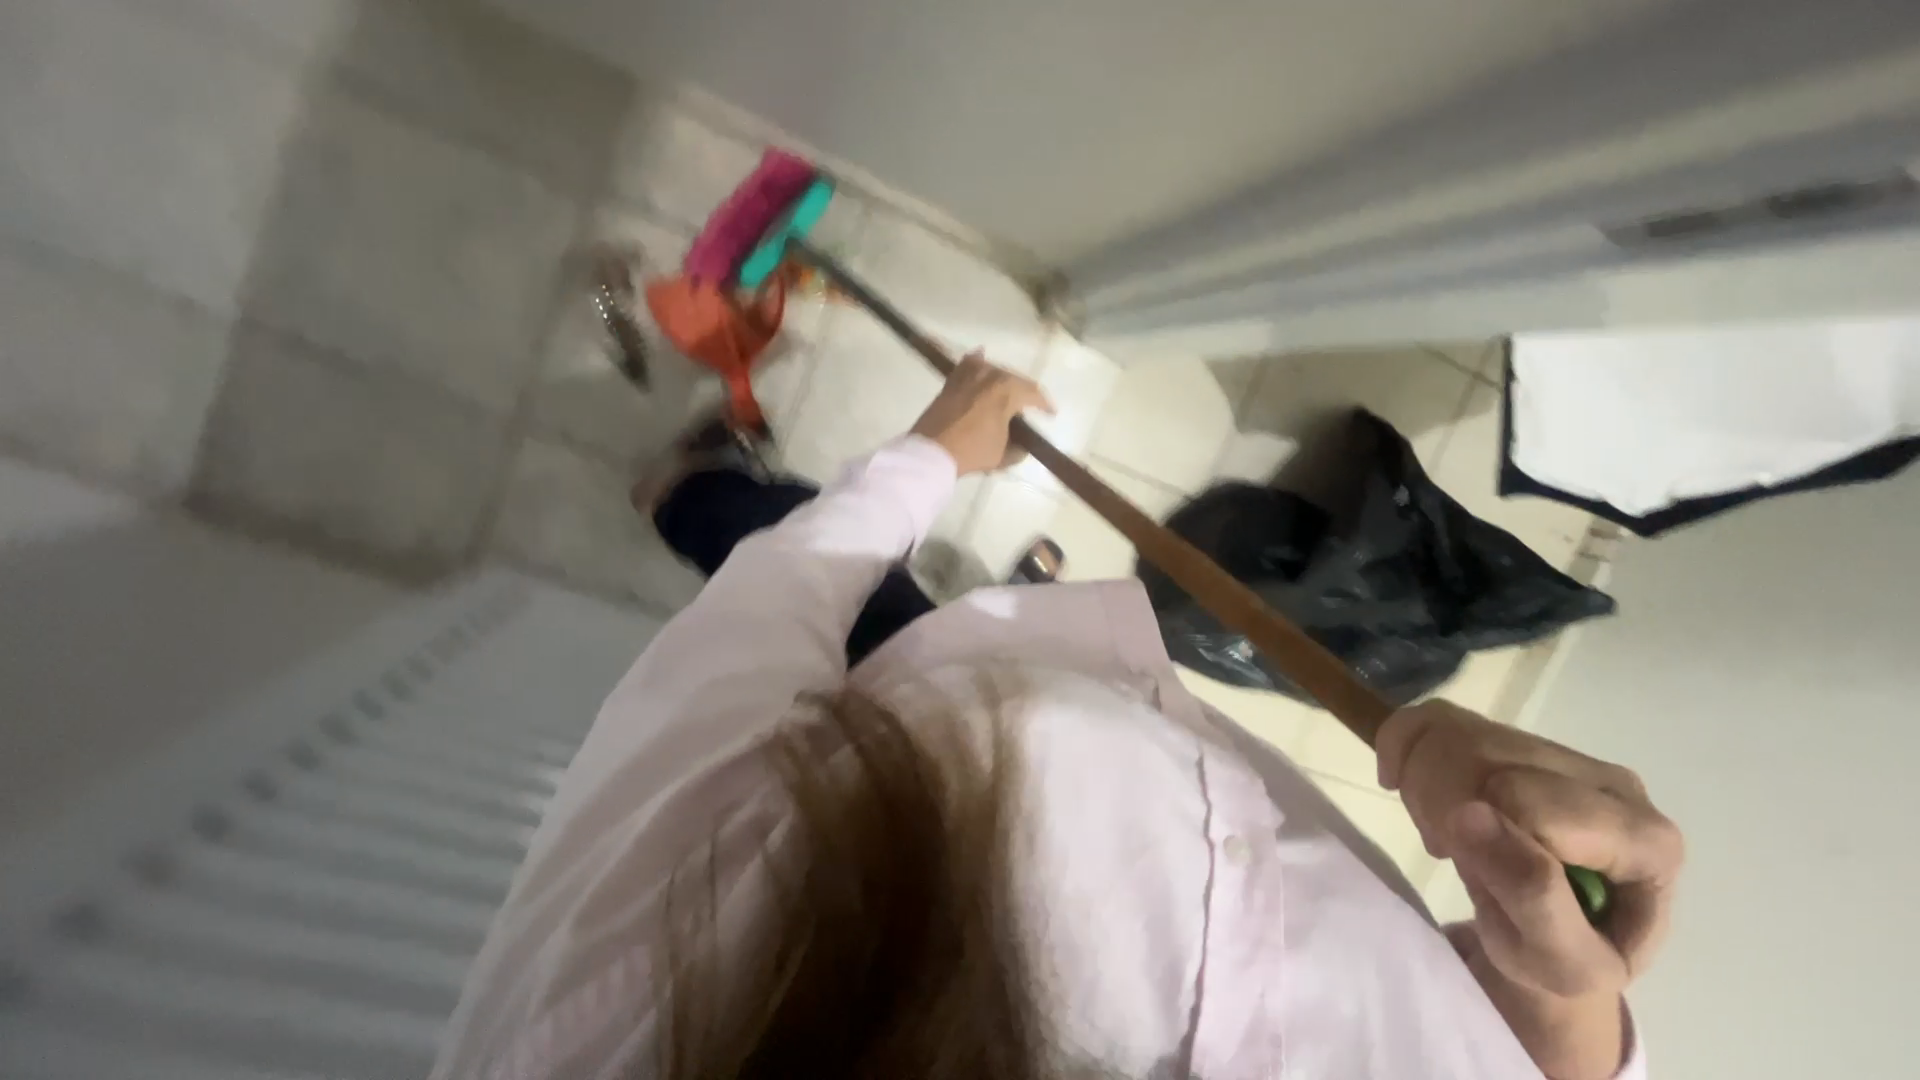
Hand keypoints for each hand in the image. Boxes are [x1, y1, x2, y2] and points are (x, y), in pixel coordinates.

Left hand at [910, 352, 1053, 475]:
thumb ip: (1018, 449)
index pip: (1034, 394)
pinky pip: (968, 365)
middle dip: (1025, 392)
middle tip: (1030, 406)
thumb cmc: (972, 451)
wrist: (932, 451)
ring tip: (1008, 392)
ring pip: (994, 370)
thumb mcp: (1003, 455)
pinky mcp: (952, 381)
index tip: (1051, 414)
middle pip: (1015, 380)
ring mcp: (970, 375)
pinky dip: (977, 361)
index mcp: (1009, 390)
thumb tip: (1021, 446)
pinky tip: (981, 356)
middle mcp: (992, 375)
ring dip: (1003, 380)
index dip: (1045, 405)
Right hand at [1377, 700, 1683, 1077]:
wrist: (1545, 941)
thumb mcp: (1557, 962)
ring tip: (1440, 831)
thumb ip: (1530, 894)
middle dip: (1441, 806)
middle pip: (1486, 757)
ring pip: (1455, 731)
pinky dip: (1401, 746)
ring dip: (1421, 785)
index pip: (1526, 801)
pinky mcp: (1518, 739)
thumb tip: (1471, 811)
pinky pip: (1436, 715)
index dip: (1482, 836)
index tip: (1468, 873)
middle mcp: (1610, 782)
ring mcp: (1562, 753)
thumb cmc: (1557, 960)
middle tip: (1445, 851)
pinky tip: (1408, 786)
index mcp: (1644, 839)